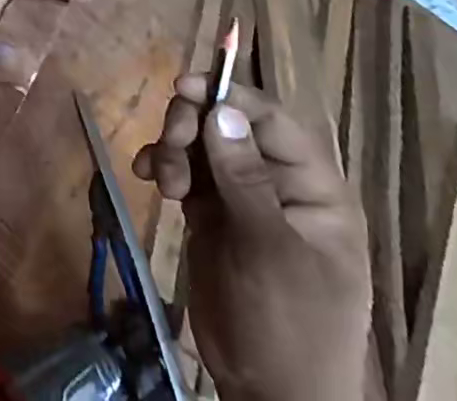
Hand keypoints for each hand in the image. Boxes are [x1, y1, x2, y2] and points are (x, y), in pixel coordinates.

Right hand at [134, 75, 372, 400]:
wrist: (271, 396)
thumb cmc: (290, 325)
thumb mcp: (271, 252)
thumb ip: (245, 180)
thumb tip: (222, 111)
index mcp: (311, 184)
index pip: (271, 121)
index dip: (230, 96)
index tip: (185, 86)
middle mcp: (276, 181)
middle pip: (229, 126)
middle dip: (193, 125)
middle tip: (169, 145)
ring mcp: (241, 198)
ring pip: (202, 146)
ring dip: (174, 148)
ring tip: (161, 179)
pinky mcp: (211, 216)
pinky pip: (185, 174)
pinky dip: (164, 167)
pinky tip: (145, 175)